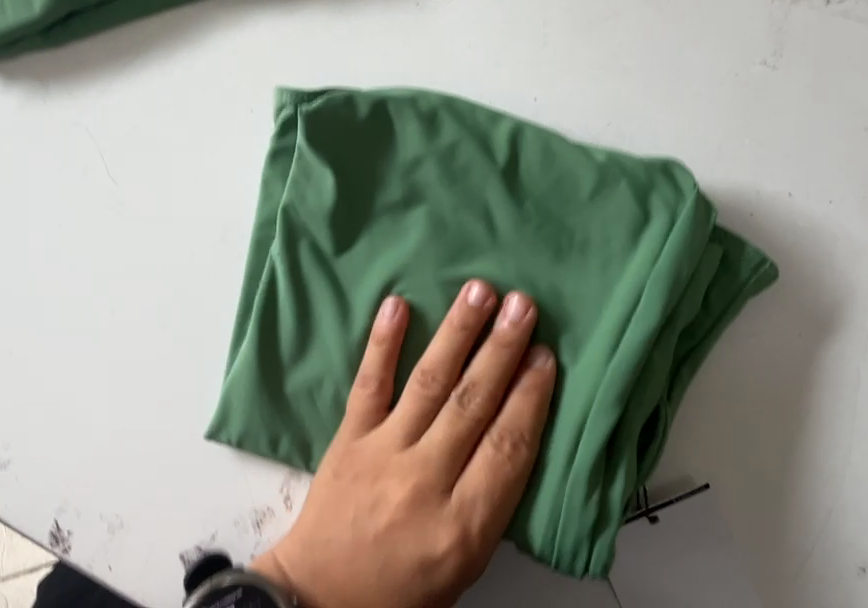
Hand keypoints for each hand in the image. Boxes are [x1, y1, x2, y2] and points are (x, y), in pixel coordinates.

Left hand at [252, 281, 557, 607]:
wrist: (322, 597)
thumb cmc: (403, 588)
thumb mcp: (466, 562)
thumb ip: (492, 501)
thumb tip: (516, 430)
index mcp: (463, 524)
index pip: (507, 449)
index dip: (530, 398)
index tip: (546, 356)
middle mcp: (424, 481)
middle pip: (472, 405)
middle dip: (501, 350)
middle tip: (522, 306)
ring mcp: (383, 453)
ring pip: (428, 383)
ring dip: (457, 333)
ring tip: (479, 291)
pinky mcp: (348, 438)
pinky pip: (369, 384)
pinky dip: (383, 343)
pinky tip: (398, 305)